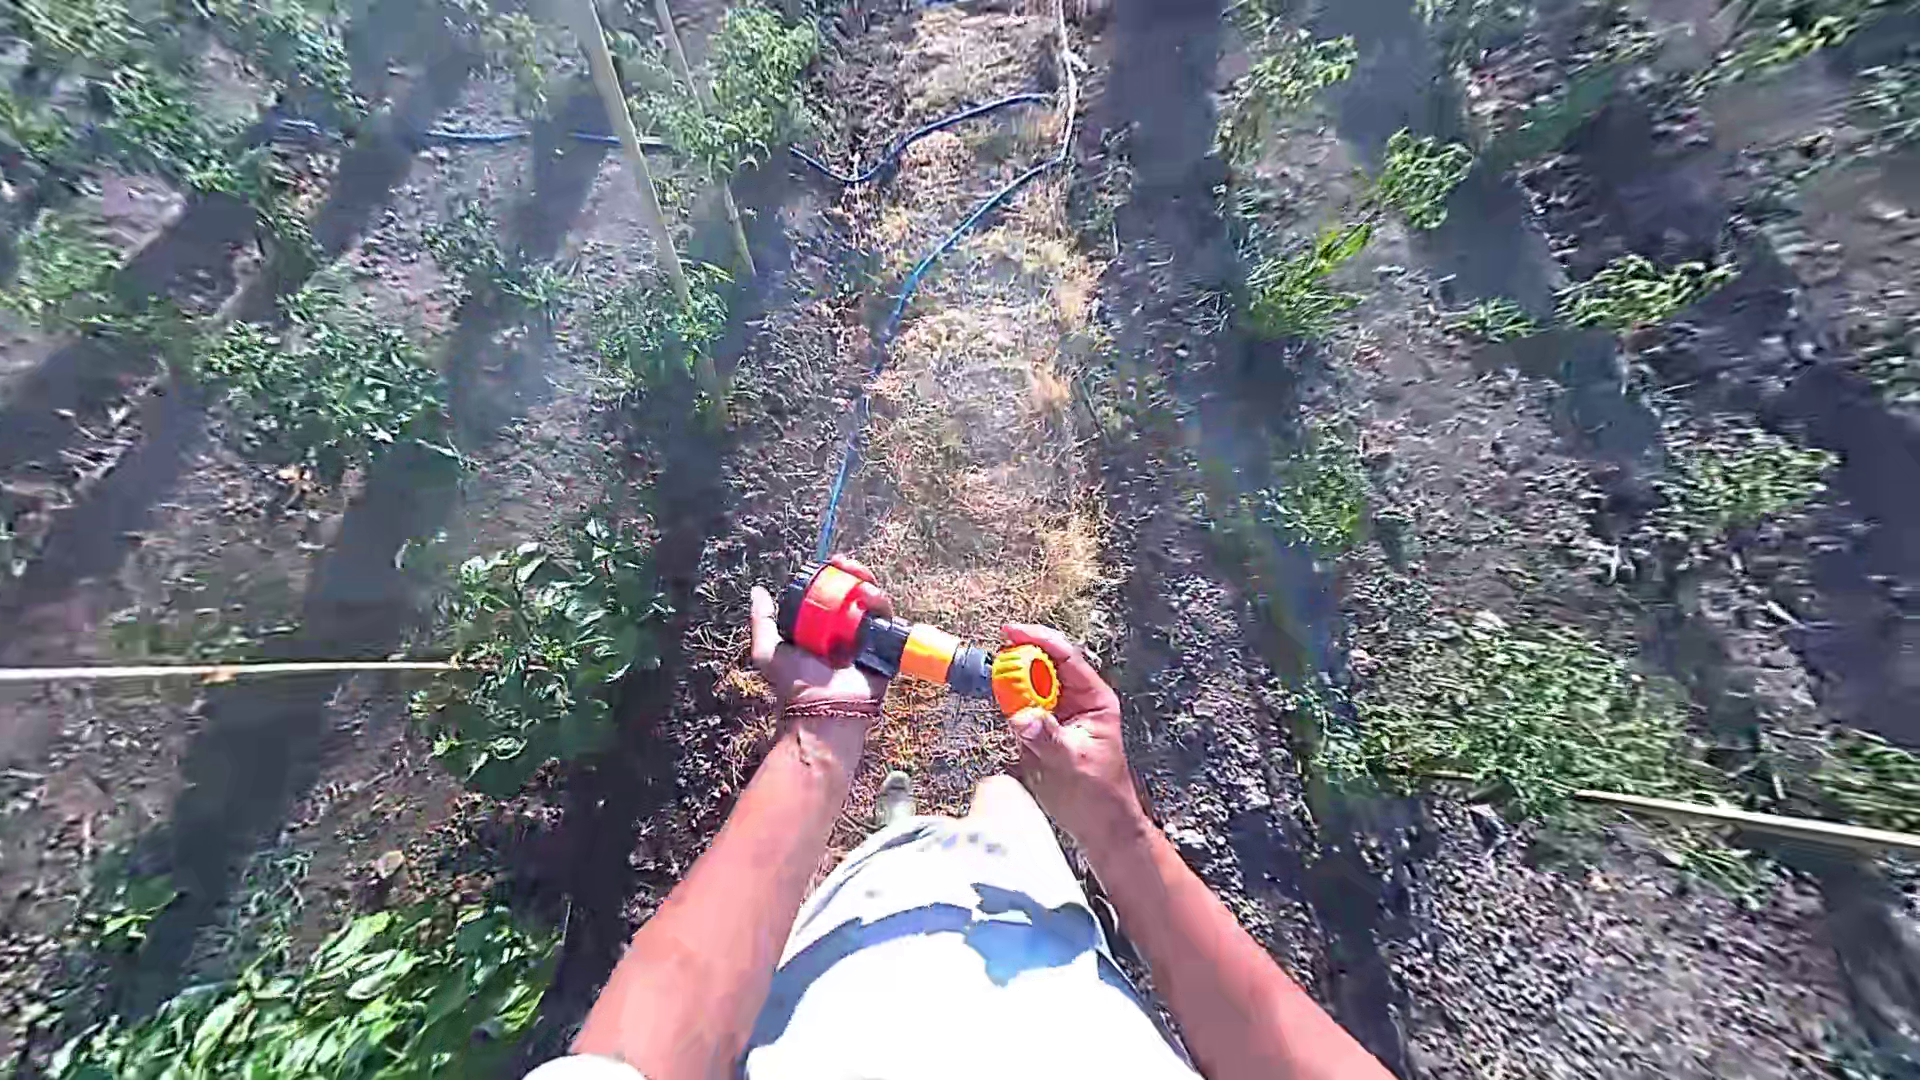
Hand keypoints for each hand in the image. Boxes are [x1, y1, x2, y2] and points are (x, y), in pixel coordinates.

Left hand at [747, 562, 889, 712]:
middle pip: (857, 592)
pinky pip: (888, 620)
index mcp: (823, 628)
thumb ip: (762, 621)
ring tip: (861, 583)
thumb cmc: (795, 684)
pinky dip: (882, 605)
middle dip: (855, 573)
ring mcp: (867, 638)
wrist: (823, 710)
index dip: (835, 576)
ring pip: (874, 602)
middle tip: (847, 564)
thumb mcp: (768, 650)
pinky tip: (871, 597)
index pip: (834, 593)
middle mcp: (846, 630)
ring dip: (868, 585)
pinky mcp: (885, 648)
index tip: (833, 563)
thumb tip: (758, 591)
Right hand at [1002, 623, 1146, 852]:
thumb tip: (1023, 717)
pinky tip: (1002, 705)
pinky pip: (1021, 706)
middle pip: (1044, 665)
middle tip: (997, 663)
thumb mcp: (1074, 764)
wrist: (1100, 827)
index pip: (1065, 656)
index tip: (1011, 632)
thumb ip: (1048, 739)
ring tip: (996, 684)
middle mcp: (1075, 698)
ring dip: (1012, 682)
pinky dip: (1008, 703)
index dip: (1038, 639)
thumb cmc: (1099, 795)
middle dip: (1020, 659)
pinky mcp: (1042, 727)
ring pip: (1030, 684)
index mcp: (1093, 697)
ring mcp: (1058, 712)